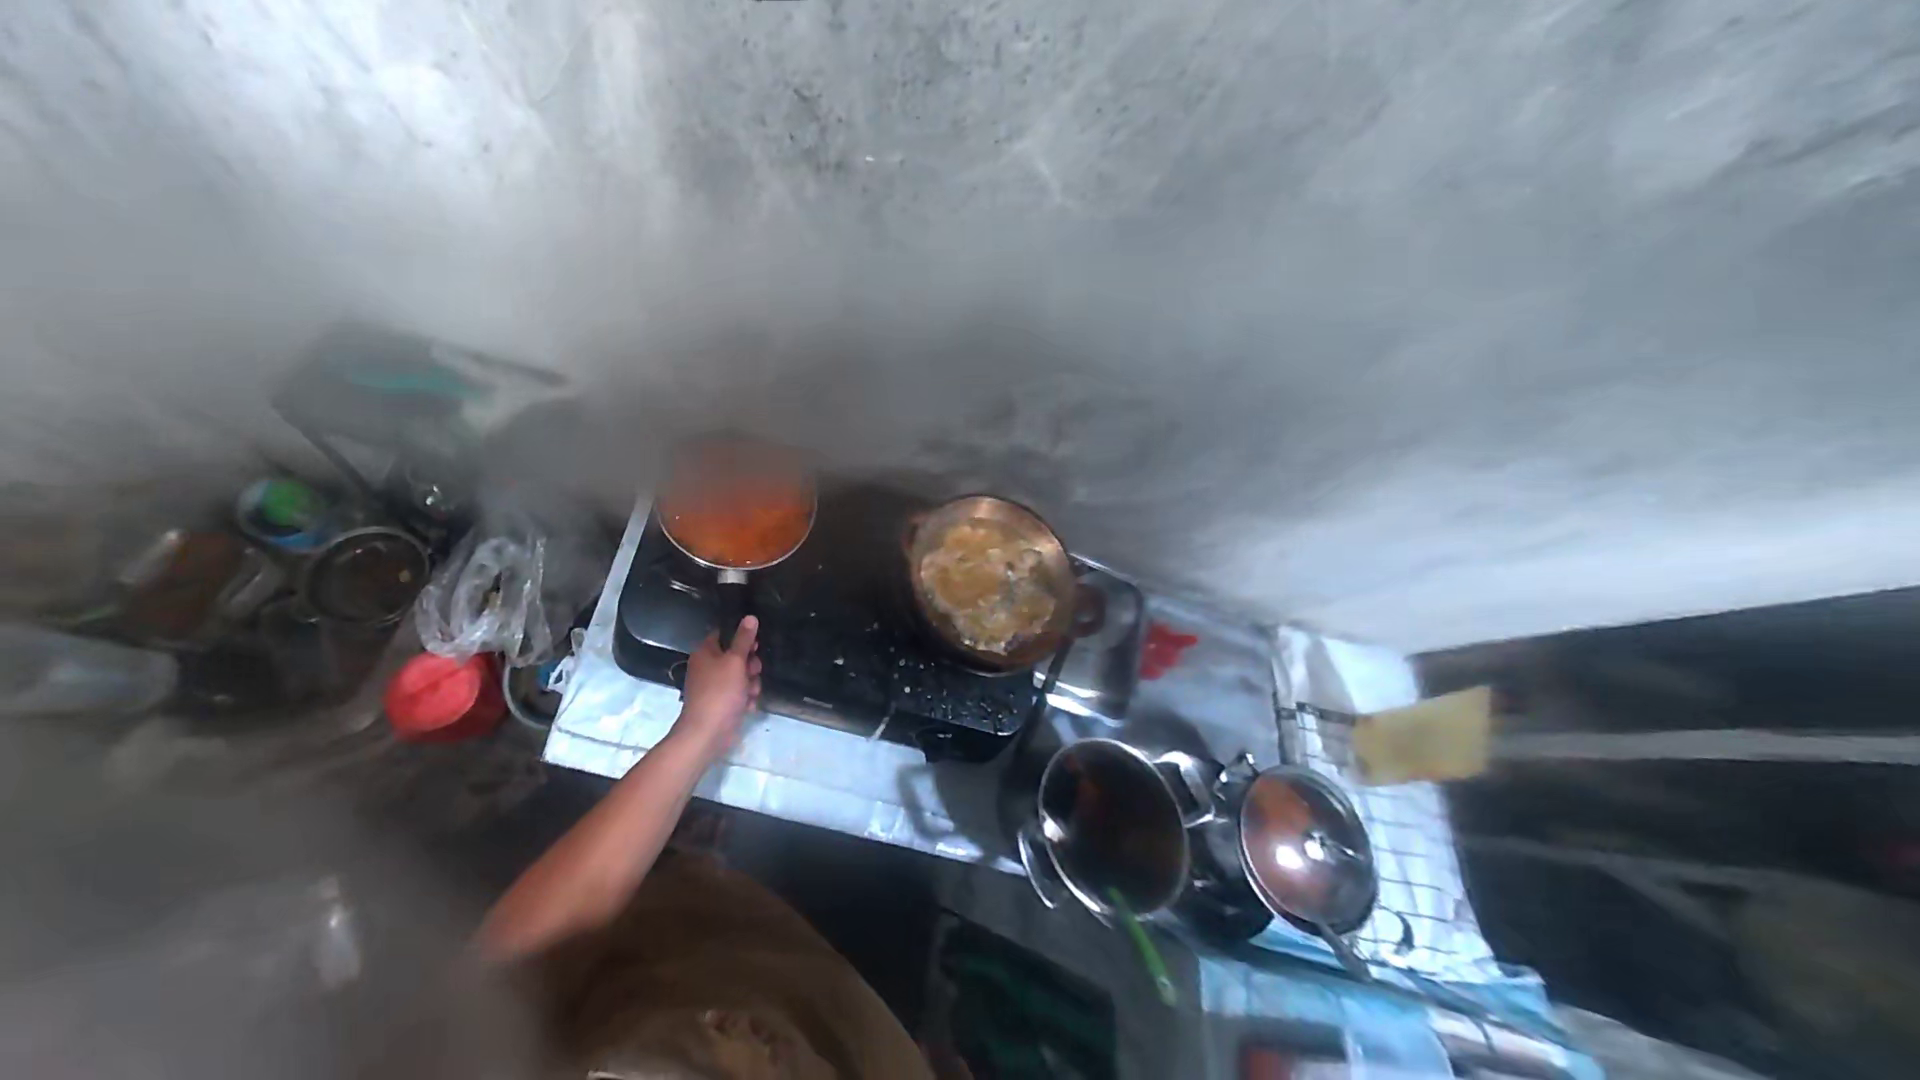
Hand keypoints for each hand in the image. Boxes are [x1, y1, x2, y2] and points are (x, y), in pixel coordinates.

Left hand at [677, 615, 761, 758]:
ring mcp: (713, 686)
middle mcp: (707, 667)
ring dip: (751, 684)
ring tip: (749, 693)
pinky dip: (745, 699)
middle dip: (750, 666)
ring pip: (741, 676)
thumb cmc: (720, 692)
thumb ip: (744, 640)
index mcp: (705, 653)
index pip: (724, 635)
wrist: (707, 733)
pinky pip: (739, 694)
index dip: (742, 638)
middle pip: (736, 657)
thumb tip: (750, 617)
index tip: (755, 646)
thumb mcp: (735, 661)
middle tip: (753, 672)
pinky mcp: (721, 703)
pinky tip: (747, 706)